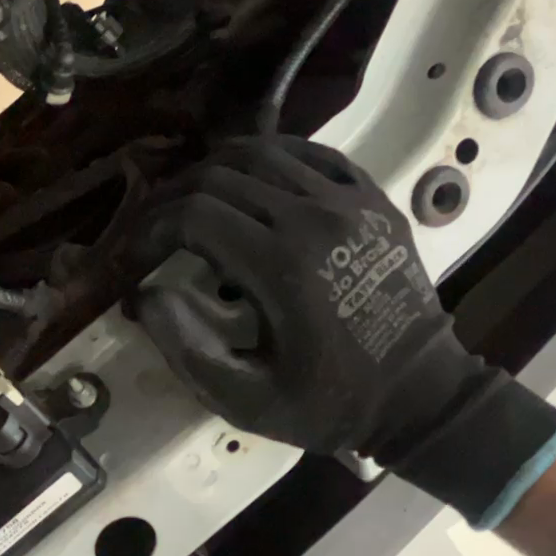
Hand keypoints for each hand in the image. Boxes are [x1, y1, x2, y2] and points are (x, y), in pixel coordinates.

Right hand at [128, 136, 555, 528]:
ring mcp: (349, 201)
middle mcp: (314, 219)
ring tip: (189, 202)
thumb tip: (143, 293)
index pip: (192, 216)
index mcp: (283, 267)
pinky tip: (245, 182)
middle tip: (149, 230)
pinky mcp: (370, 196)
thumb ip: (184, 346)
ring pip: (258, 152)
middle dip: (169, 200)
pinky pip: (307, 152)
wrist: (423, 395)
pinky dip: (264, 157)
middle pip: (217, 176)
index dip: (148, 231)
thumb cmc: (329, 403)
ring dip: (210, 171)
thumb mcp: (245, 399)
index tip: (131, 258)